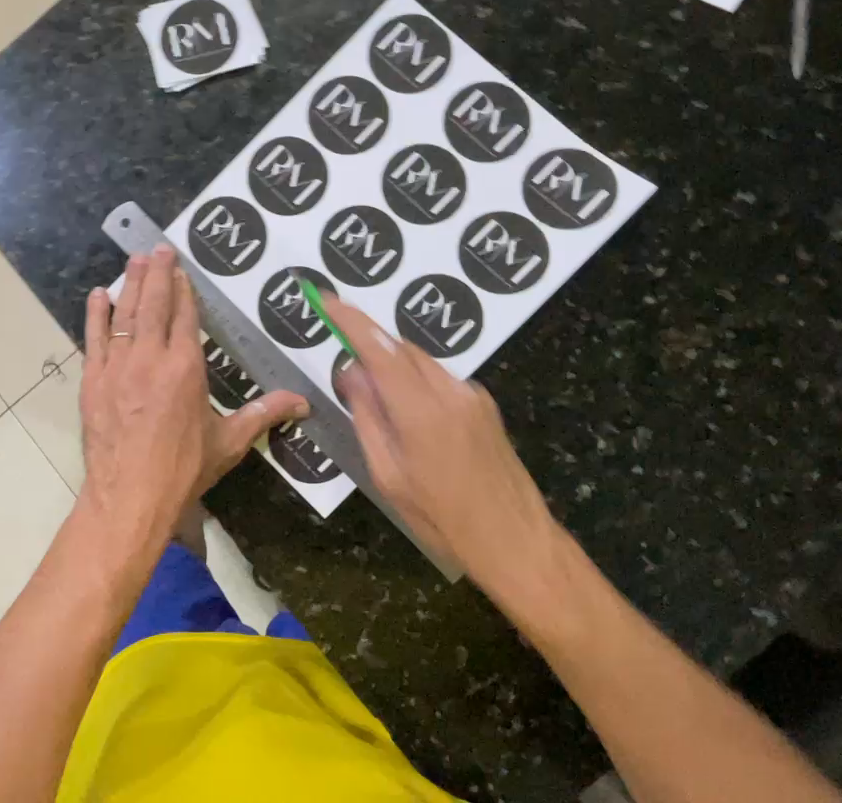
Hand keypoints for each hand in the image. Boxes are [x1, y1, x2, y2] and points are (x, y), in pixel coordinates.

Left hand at [78, 246, 307, 543]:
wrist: (130, 496)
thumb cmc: (183, 469)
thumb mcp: (228, 441)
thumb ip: (263, 414)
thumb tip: (304, 403)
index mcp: (186, 367)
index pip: (185, 316)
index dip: (183, 289)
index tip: (181, 269)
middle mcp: (151, 357)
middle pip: (154, 304)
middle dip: (157, 273)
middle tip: (158, 248)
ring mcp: (118, 366)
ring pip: (124, 315)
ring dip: (130, 284)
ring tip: (134, 260)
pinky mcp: (93, 380)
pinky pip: (94, 338)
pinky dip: (96, 315)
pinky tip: (98, 296)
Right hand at [322, 296, 573, 613]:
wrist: (517, 542)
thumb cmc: (443, 520)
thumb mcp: (388, 476)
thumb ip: (367, 417)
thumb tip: (351, 373)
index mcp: (420, 410)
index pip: (379, 348)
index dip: (349, 319)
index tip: (324, 298)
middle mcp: (450, 391)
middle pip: (401, 349)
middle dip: (370, 345)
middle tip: (344, 368)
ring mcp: (472, 396)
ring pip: (421, 362)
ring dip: (393, 367)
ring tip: (377, 403)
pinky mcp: (485, 406)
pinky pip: (439, 379)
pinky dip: (416, 383)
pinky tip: (411, 420)